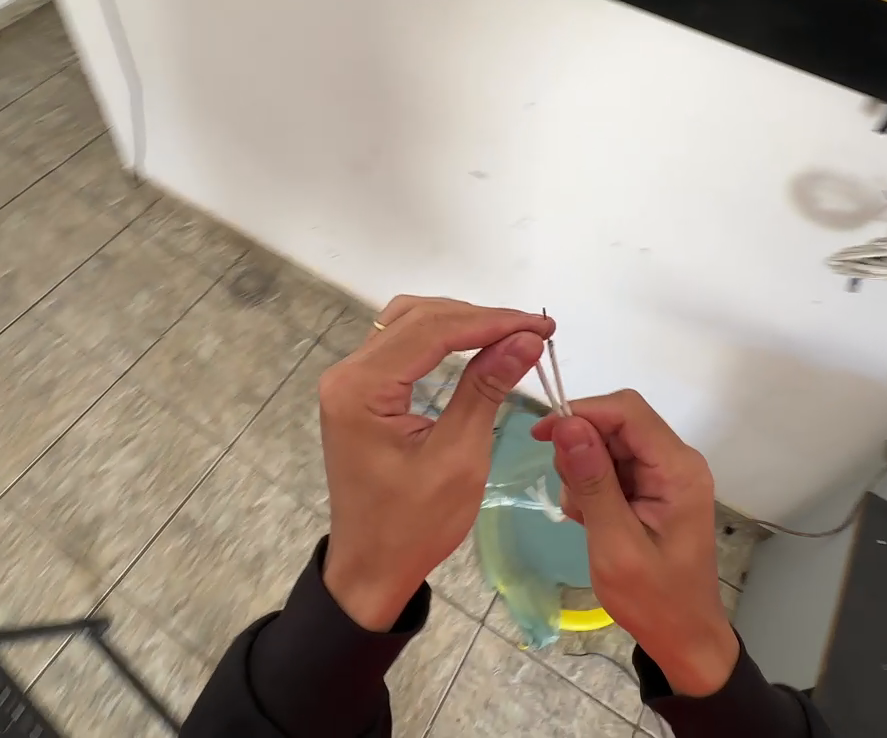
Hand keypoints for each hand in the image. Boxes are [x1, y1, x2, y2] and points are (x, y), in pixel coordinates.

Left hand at [320, 296, 554, 630]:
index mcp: (361, 388)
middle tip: (530, 332)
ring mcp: (350, 378)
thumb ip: (487, 389)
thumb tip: (526, 340)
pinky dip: (441, 338)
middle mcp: (347, 372)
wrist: (371, 569)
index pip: (432, 330)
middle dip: (478, 318)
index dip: (490, 321)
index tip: (539, 327)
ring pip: (408, 322)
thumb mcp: (459, 458)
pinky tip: (474, 344)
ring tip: (508, 334)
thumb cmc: (414, 525)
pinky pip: (402, 344)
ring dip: (459, 321)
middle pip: (418, 317)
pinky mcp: (360, 388)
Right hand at [532, 391, 738, 695]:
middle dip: (582, 448)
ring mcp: (665, 472)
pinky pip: (611, 462)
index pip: (626, 410)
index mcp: (677, 468)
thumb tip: (567, 425)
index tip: (543, 436)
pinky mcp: (652, 484)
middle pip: (616, 422)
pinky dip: (592, 483)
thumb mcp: (615, 544)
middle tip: (570, 494)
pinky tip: (592, 518)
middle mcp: (676, 459)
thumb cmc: (653, 599)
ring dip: (584, 470)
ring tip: (584, 515)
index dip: (583, 413)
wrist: (683, 638)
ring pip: (608, 441)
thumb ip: (592, 481)